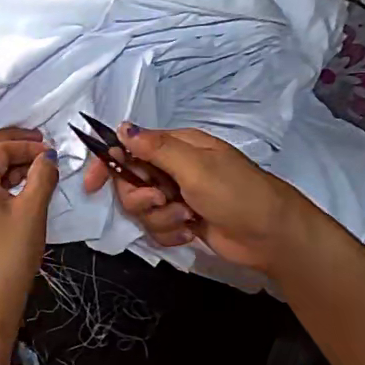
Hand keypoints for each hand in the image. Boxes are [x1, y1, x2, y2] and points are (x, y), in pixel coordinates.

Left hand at [0, 127, 58, 330]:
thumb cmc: (13, 253)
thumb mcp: (33, 210)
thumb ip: (42, 176)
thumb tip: (48, 156)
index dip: (24, 145)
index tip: (49, 149)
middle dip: (11, 142)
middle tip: (39, 141)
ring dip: (10, 160)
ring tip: (38, 162)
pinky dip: (6, 177)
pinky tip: (27, 181)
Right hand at [82, 124, 315, 274]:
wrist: (272, 236)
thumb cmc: (237, 193)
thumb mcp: (195, 166)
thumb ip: (155, 148)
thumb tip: (122, 128)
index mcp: (177, 147)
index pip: (129, 148)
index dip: (107, 164)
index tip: (91, 184)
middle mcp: (173, 169)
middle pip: (129, 182)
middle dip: (140, 197)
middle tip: (161, 200)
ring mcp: (177, 196)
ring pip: (142, 209)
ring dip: (160, 218)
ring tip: (186, 218)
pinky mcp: (182, 222)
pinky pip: (156, 228)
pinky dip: (170, 233)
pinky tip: (190, 233)